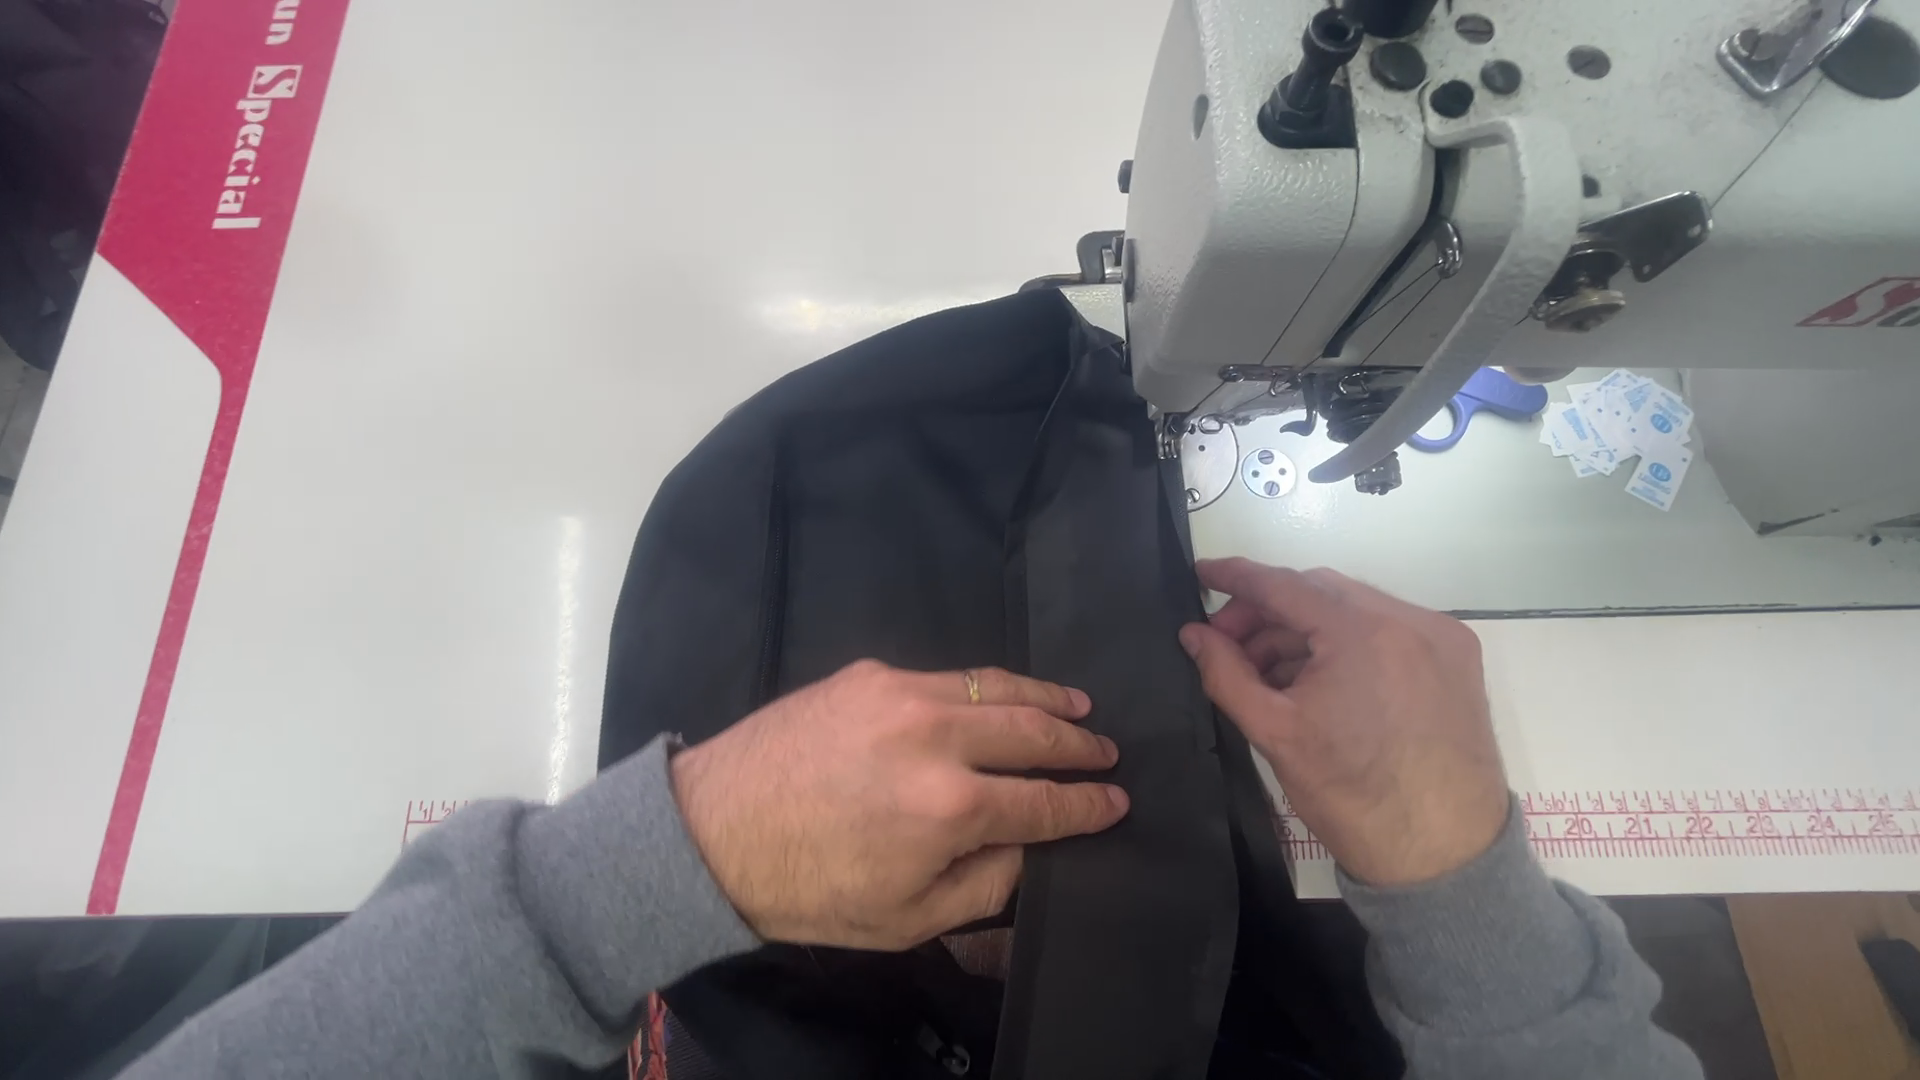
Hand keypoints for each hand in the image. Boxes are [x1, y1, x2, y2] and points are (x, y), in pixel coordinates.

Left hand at [669, 660, 1128, 948]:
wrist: (714, 829)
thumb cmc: (810, 889)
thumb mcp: (908, 918)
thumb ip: (986, 880)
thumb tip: (1029, 843)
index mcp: (952, 806)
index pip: (1045, 800)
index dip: (1088, 804)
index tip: (1117, 800)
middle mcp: (938, 736)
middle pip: (1033, 730)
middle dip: (1080, 743)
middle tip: (1106, 750)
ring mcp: (903, 692)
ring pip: (996, 685)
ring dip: (1045, 696)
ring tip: (1077, 704)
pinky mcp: (872, 671)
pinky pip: (947, 676)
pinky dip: (986, 687)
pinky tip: (998, 695)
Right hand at [1179, 558, 1507, 886]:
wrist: (1442, 858)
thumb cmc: (1350, 794)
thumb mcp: (1273, 731)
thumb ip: (1224, 672)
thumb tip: (1192, 634)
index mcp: (1366, 633)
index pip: (1285, 585)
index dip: (1235, 576)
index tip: (1200, 572)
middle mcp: (1412, 621)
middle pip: (1318, 590)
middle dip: (1265, 610)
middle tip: (1225, 642)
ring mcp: (1441, 638)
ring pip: (1351, 608)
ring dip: (1301, 629)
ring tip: (1265, 671)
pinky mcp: (1456, 661)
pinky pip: (1383, 630)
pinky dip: (1340, 643)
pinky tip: (1311, 678)